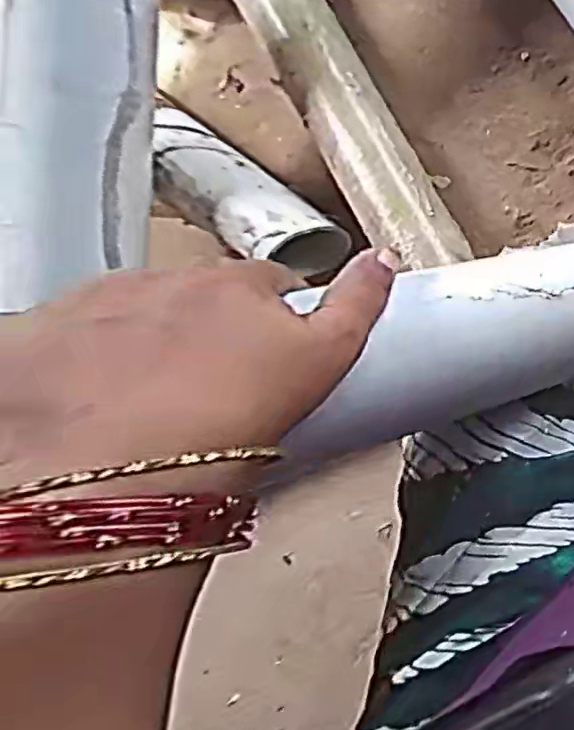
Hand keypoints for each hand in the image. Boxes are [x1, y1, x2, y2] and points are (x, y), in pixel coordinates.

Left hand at [0, 251, 394, 489]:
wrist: (123, 470)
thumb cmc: (234, 411)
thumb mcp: (332, 351)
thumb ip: (362, 297)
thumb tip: (380, 259)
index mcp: (232, 280)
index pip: (268, 281)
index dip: (278, 315)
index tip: (276, 348)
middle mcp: (154, 281)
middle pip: (194, 295)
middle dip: (207, 324)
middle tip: (222, 375)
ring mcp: (80, 311)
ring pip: (125, 315)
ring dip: (141, 340)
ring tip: (159, 391)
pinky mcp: (17, 345)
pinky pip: (53, 342)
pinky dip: (73, 364)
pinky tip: (99, 398)